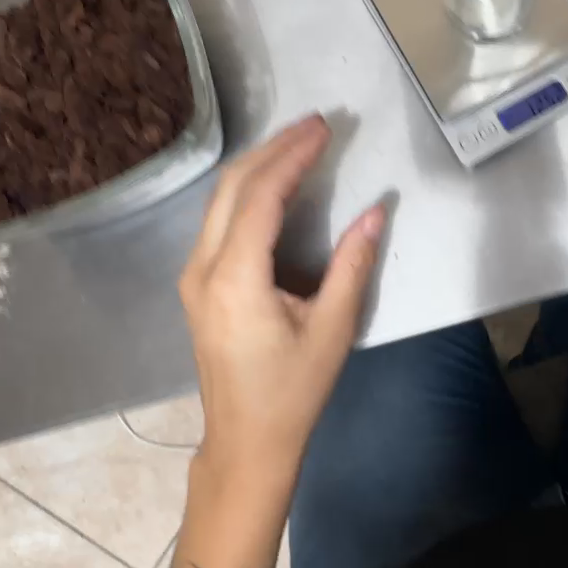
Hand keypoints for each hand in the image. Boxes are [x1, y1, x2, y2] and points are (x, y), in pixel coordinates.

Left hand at [178, 115, 386, 489]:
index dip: (293, 157)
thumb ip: (352, 265)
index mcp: (234, 279)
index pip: (261, 197)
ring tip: (299, 144)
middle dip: (273, 149)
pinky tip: (276, 183)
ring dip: (258, 166)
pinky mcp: (198, 284)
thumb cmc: (292, 391)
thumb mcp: (332, 329)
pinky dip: (248, 191)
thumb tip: (374, 212)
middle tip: (314, 125)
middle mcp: (202, 268)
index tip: (324, 129)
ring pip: (219, 200)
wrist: (246, 442)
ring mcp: (193, 275)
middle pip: (231, 187)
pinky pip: (218, 220)